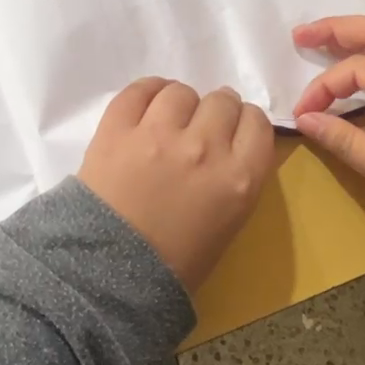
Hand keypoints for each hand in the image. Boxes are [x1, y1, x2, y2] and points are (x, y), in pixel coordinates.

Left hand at [77, 77, 276, 290]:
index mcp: (239, 178)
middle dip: (215, 111)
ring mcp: (158, 133)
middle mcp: (204, 147)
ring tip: (169, 120)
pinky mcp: (117, 127)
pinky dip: (147, 90)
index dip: (244, 123)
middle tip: (199, 128)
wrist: (108, 274)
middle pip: (222, 101)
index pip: (257, 123)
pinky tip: (147, 103)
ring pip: (181, 92)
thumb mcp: (227, 225)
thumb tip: (226, 146)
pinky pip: (139, 89)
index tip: (233, 131)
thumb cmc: (173, 264)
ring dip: (180, 102)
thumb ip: (235, 179)